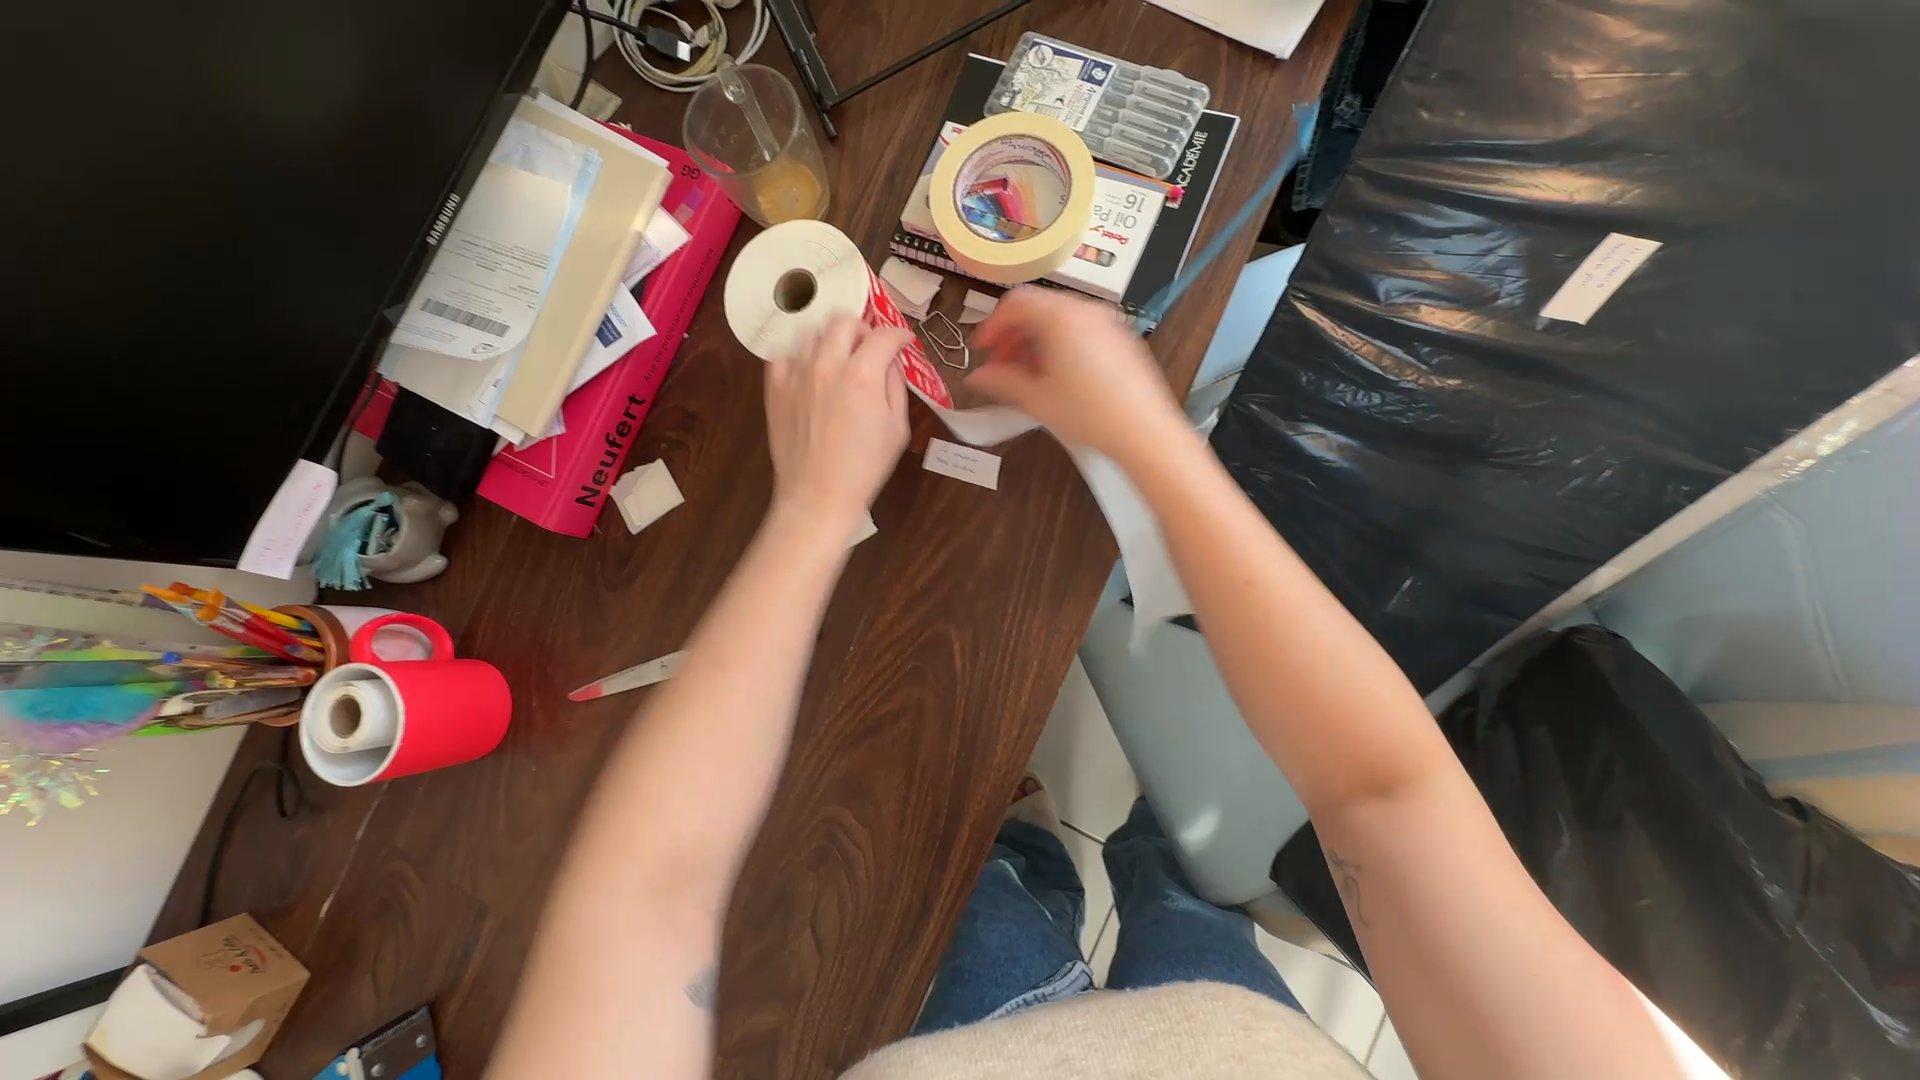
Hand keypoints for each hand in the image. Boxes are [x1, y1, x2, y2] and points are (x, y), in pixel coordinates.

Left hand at [764, 316, 913, 527]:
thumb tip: (891, 361)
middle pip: (843, 320)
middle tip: (868, 347)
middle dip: (862, 328)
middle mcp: (826, 365)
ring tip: (837, 358)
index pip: (884, 335)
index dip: (899, 335)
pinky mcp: (775, 386)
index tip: (903, 342)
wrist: (818, 495)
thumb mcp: (897, 428)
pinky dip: (799, 355)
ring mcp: (796, 373)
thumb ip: (896, 386)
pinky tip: (809, 371)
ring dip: (830, 339)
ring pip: (811, 331)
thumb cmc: (865, 468)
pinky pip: (784, 353)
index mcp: (862, 375)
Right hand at [966, 287, 1186, 462]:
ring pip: (1060, 320)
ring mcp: (1108, 323)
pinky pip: (1082, 331)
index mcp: (1061, 316)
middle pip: (1038, 309)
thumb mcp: (1036, 399)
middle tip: (1001, 366)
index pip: (1016, 302)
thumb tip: (976, 377)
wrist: (1145, 431)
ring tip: (1027, 377)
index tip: (982, 350)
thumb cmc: (1088, 413)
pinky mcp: (1122, 339)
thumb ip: (1000, 382)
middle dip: (1014, 336)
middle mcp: (1086, 310)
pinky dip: (1061, 345)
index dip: (992, 324)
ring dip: (1036, 342)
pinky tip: (1058, 378)